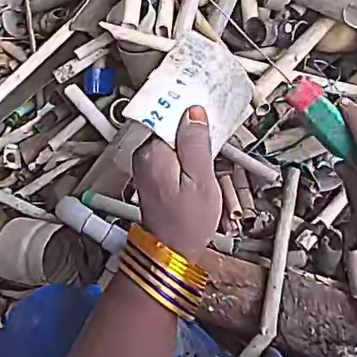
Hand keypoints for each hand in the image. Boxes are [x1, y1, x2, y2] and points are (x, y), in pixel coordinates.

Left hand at [132, 106, 221, 254]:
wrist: (171, 249)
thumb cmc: (187, 222)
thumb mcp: (202, 181)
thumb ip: (196, 144)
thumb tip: (194, 113)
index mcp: (153, 154)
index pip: (169, 115)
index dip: (189, 111)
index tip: (206, 107)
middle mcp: (143, 155)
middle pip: (169, 125)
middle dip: (191, 126)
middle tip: (212, 136)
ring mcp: (145, 163)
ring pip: (170, 138)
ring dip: (189, 140)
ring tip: (208, 151)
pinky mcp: (151, 171)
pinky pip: (168, 150)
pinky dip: (183, 151)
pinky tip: (197, 162)